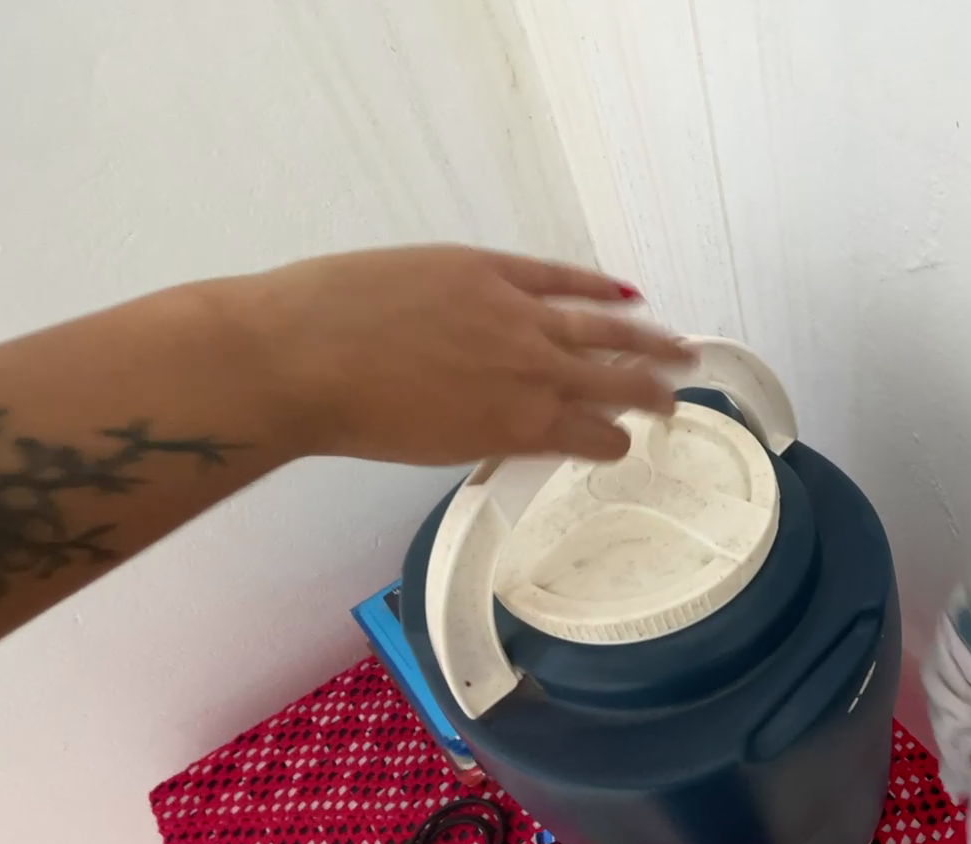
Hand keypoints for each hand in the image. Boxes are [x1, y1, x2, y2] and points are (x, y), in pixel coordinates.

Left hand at [218, 245, 695, 464]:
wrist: (289, 359)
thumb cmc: (362, 419)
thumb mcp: (451, 446)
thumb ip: (508, 435)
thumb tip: (542, 425)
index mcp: (529, 424)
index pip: (601, 436)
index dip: (616, 442)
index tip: (619, 441)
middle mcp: (540, 372)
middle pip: (622, 384)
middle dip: (657, 394)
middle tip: (677, 398)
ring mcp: (520, 316)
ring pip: (609, 329)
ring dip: (654, 342)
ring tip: (682, 349)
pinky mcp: (491, 270)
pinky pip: (561, 277)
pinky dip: (600, 284)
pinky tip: (631, 291)